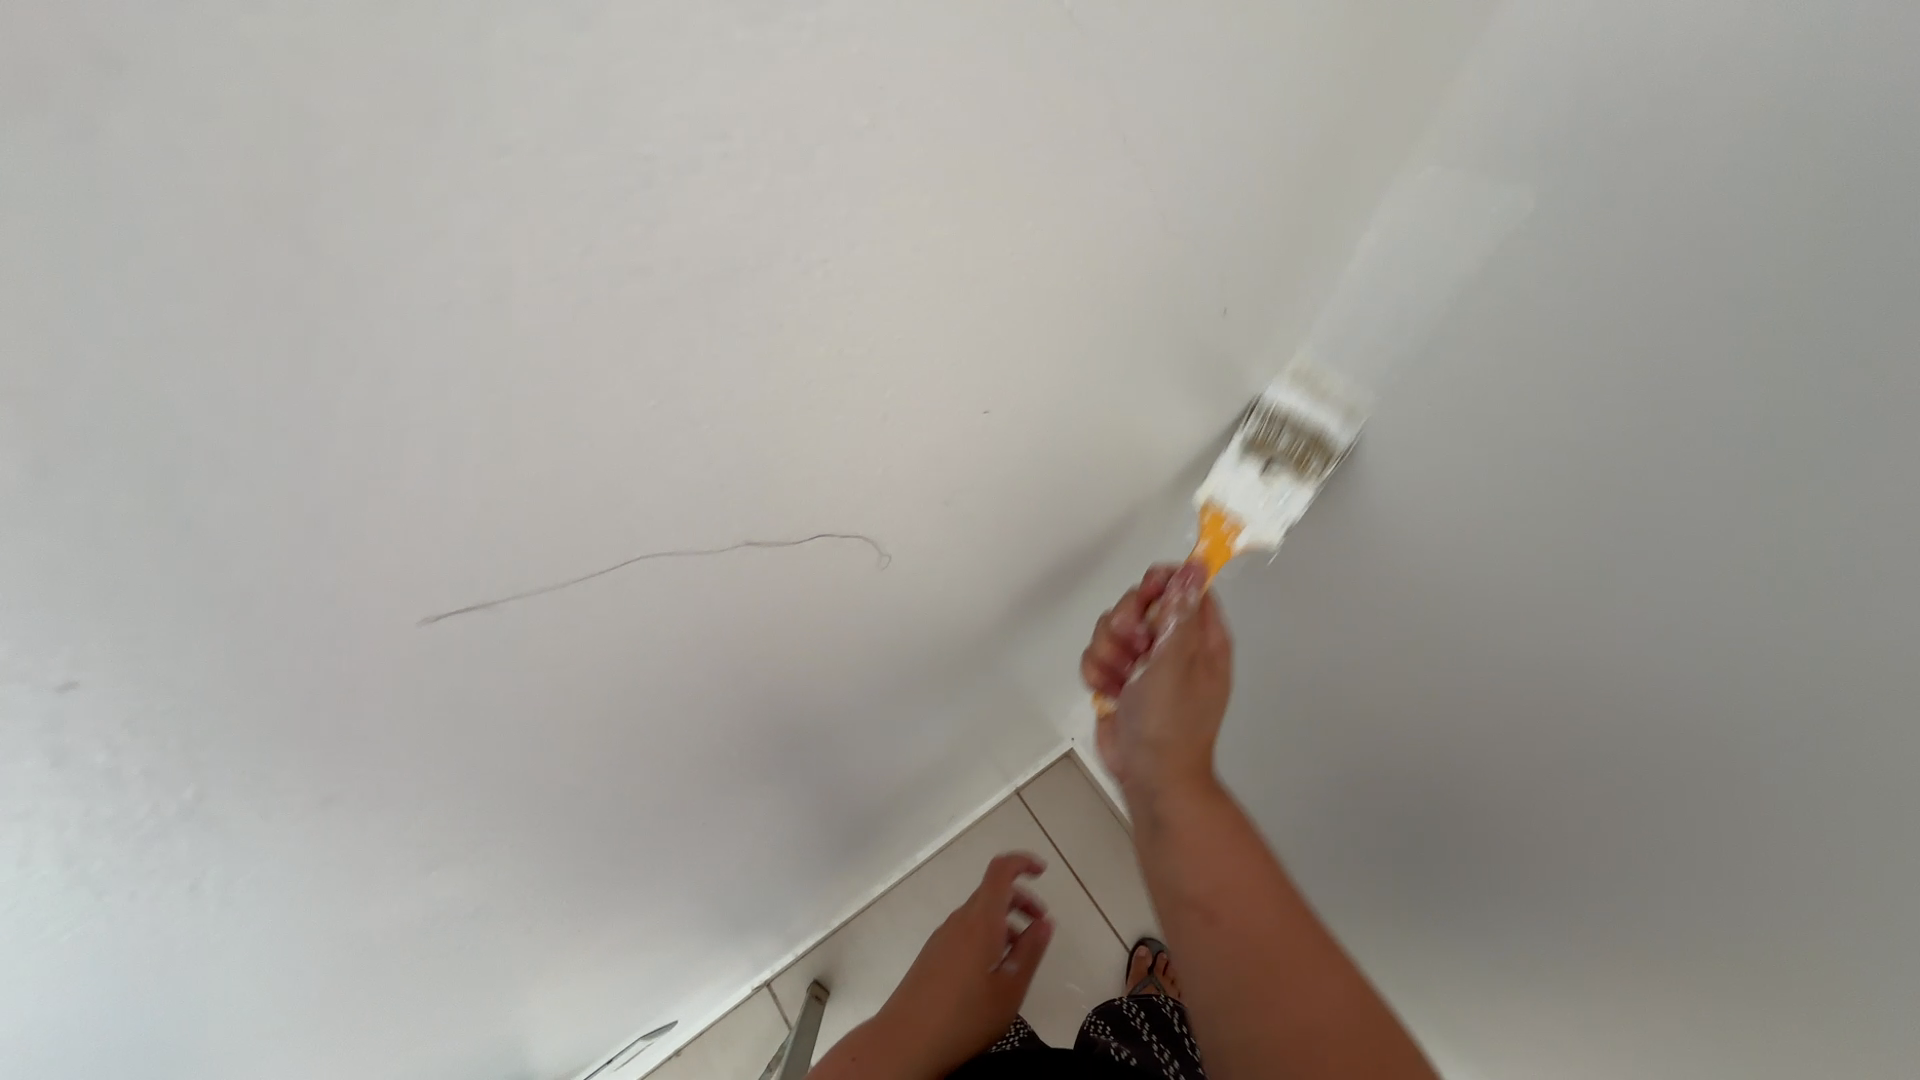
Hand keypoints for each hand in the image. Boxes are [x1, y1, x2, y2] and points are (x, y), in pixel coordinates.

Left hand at [872, 853, 1053, 1076]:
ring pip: (980, 913)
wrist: (905, 1041)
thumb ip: (1030, 951)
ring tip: (1021, 955)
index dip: (1022, 862)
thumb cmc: (964, 1016)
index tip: (1043, 871)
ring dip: (1005, 921)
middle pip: (992, 891)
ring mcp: (944, 935)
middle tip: (1041, 924)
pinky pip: (967, 930)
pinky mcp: (934, 953)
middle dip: (1021, 899)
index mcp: (981, 920)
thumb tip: (1045, 921)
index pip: (1000, 870)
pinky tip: (994, 970)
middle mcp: (960, 919)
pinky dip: (988, 935)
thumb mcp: (1010, 989)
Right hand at [1081, 560, 1232, 792]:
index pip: (1184, 586)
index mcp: (1201, 637)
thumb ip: (1180, 611)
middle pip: (1140, 601)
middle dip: (1126, 622)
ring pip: (1112, 627)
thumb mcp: (1177, 662)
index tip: (1146, 594)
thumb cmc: (1172, 722)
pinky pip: (1097, 654)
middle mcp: (1173, 644)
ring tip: (1121, 680)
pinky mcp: (1119, 678)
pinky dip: (1098, 672)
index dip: (1162, 583)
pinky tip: (1109, 693)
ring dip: (1108, 652)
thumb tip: (1197, 565)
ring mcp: (1144, 662)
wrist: (1149, 776)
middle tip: (1134, 647)